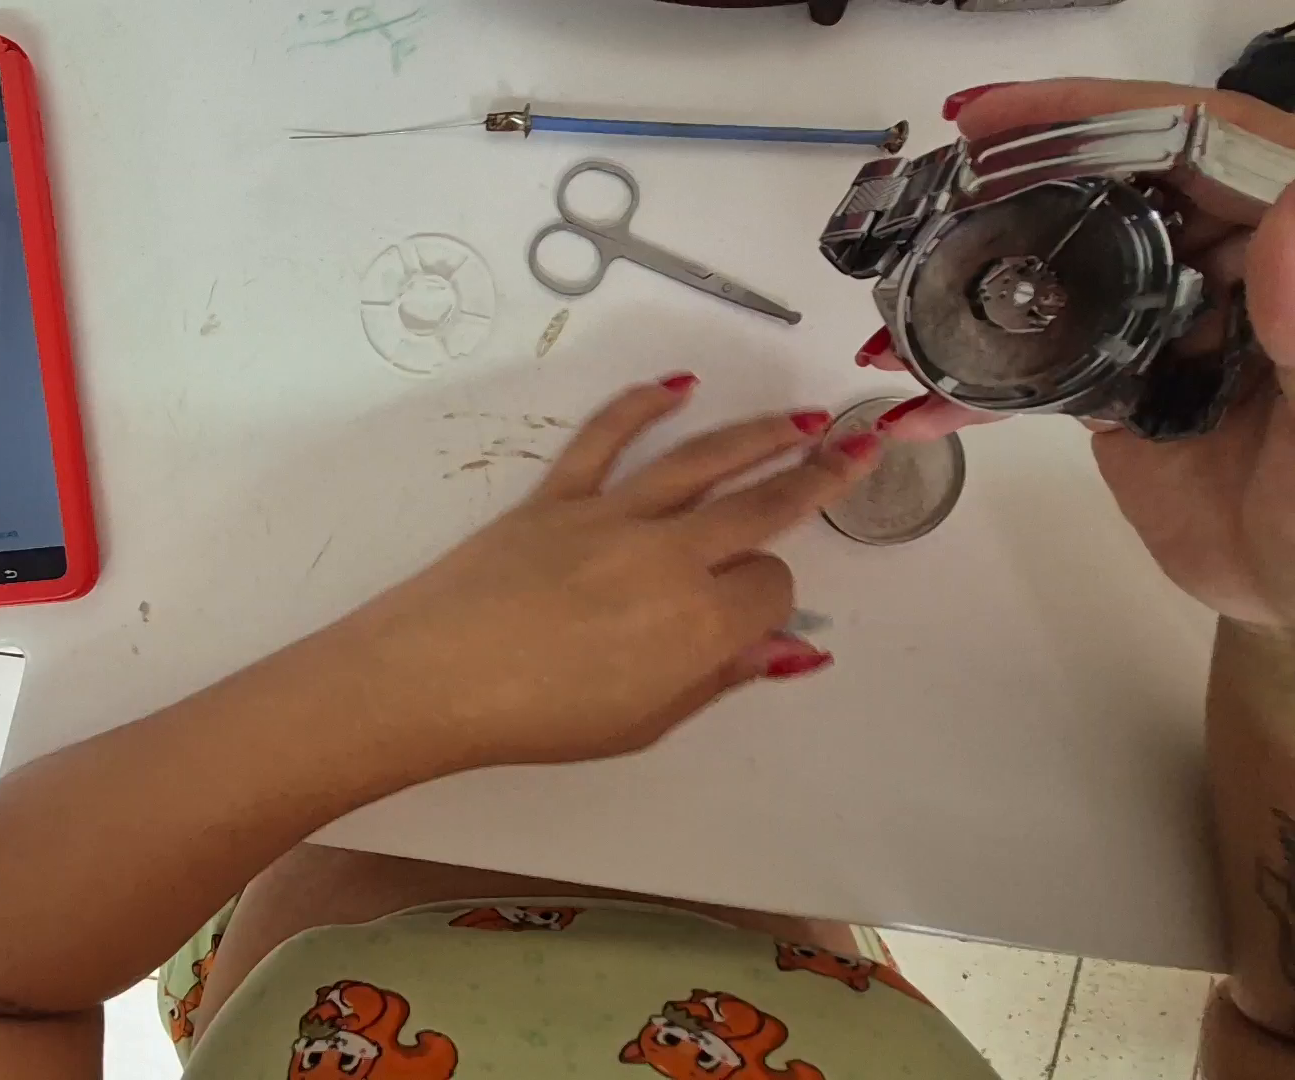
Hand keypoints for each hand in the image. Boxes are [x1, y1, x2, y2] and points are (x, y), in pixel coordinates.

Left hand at [324, 376, 879, 768]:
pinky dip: (639, 406)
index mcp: (700, 621)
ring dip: (760, 433)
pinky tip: (676, 386)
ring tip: (804, 416)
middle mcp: (669, 555)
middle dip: (818, 478)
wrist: (434, 675)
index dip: (771, 601)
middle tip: (859, 446)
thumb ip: (719, 678)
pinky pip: (604, 439)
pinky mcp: (554, 497)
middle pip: (760, 507)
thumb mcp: (642, 723)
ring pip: (701, 460)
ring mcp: (609, 516)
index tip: (753, 614)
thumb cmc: (536, 717)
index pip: (771, 589)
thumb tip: (791, 648)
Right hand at [861, 79, 1294, 627]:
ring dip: (952, 309)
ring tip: (881, 337)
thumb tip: (1288, 208)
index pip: (1188, 148)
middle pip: (1093, 206)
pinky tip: (912, 412)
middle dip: (988, 208)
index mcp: (1287, 248)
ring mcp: (1155, 330)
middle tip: (903, 218)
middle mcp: (1219, 271)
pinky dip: (960, 390)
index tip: (980, 121)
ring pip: (1039, 288)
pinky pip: (1022, 369)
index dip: (1084, 117)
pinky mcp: (1107, 390)